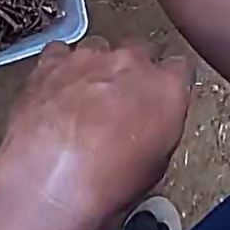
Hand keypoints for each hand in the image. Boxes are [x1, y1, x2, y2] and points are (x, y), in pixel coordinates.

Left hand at [0, 38, 193, 229]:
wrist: (50, 177)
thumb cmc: (105, 181)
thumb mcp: (154, 167)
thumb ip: (159, 128)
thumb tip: (150, 125)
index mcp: (166, 88)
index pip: (180, 68)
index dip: (169, 81)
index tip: (161, 94)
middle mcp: (131, 63)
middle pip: (140, 51)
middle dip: (133, 71)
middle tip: (121, 100)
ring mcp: (89, 57)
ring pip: (100, 47)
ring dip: (96, 66)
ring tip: (84, 97)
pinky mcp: (53, 61)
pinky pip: (61, 52)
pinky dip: (60, 66)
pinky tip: (56, 88)